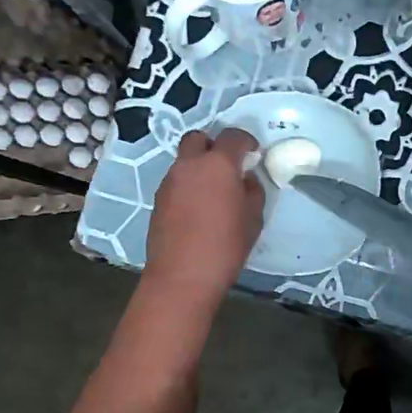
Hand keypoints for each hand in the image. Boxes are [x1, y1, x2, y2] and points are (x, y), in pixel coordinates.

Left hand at [146, 129, 263, 297]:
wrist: (183, 275)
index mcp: (218, 165)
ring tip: (212, 192)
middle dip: (213, 145)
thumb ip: (252, 191)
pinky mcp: (158, 200)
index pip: (232, 137)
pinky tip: (197, 209)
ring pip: (184, 161)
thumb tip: (245, 179)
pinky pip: (176, 181)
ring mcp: (169, 181)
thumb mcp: (253, 219)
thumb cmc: (226, 246)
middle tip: (226, 166)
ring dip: (199, 167)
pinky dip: (188, 185)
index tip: (253, 152)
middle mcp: (190, 165)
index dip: (245, 140)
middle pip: (198, 139)